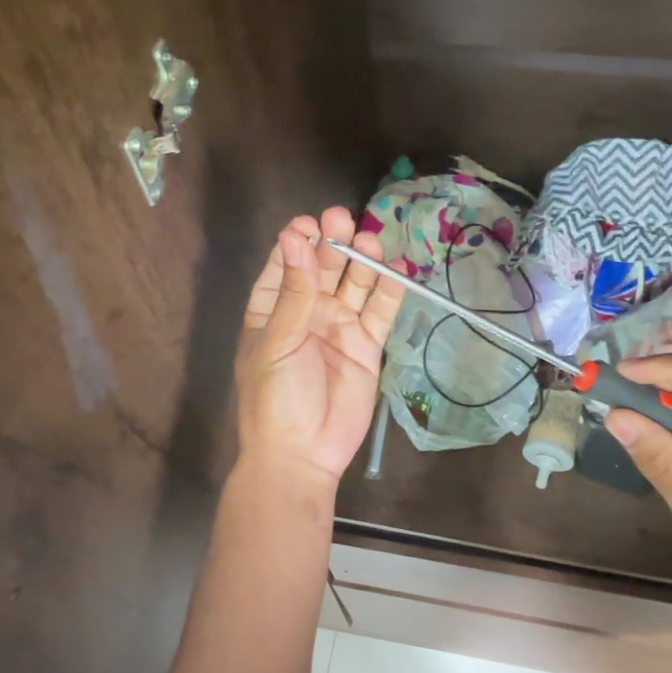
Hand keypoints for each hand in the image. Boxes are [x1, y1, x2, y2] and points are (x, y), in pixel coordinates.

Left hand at [236, 207, 404, 492]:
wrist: (301, 453)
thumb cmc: (275, 397)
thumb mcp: (278, 341)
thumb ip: (294, 292)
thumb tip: (296, 237)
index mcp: (272, 309)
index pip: (287, 264)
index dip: (298, 241)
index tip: (309, 224)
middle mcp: (307, 312)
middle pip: (324, 267)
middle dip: (333, 243)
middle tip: (344, 219)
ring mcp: (339, 328)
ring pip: (355, 284)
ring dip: (362, 260)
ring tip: (371, 239)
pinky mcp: (367, 346)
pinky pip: (380, 312)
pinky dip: (390, 290)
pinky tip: (399, 266)